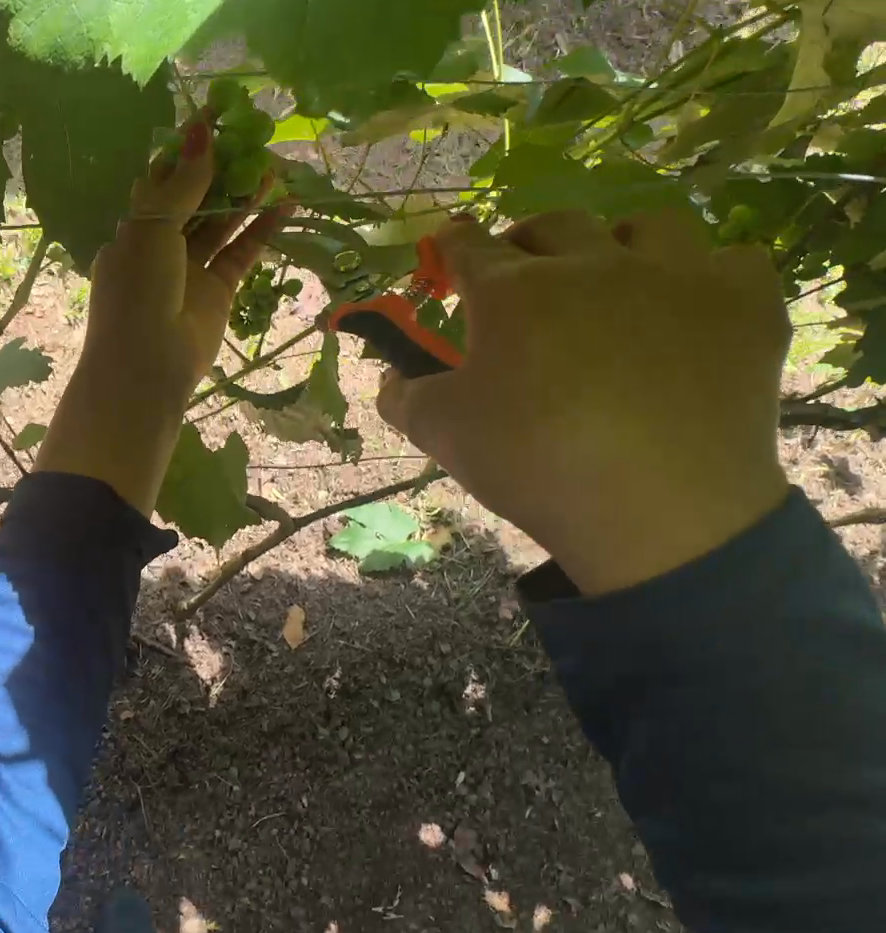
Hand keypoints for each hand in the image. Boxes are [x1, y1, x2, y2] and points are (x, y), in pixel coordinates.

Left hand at [34, 114, 288, 514]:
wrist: (146, 365)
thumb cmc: (137, 294)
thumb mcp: (152, 231)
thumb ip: (180, 185)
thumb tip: (202, 133)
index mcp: (132, 234)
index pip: (161, 182)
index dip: (186, 152)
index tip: (216, 116)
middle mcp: (159, 249)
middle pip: (194, 200)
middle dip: (221, 169)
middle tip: (255, 135)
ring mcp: (189, 271)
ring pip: (221, 224)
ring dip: (244, 196)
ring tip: (274, 164)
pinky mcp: (217, 292)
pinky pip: (242, 252)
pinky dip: (262, 229)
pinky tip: (287, 203)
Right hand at [378, 209, 791, 594]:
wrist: (654, 503)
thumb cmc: (527, 459)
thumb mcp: (435, 431)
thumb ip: (401, 395)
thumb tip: (393, 378)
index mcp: (511, 292)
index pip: (468, 247)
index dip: (450, 244)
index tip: (444, 247)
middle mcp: (593, 264)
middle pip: (554, 224)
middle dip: (524, 241)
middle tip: (513, 274)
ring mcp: (678, 275)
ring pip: (645, 225)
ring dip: (612, 244)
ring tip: (603, 279)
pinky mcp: (746, 302)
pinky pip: (726, 259)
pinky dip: (697, 275)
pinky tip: (680, 309)